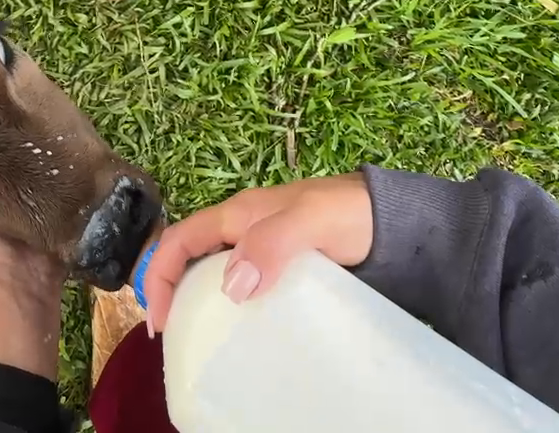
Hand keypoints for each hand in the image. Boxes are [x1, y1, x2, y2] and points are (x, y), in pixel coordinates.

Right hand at [140, 173, 373, 333]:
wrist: (399, 221)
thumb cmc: (351, 214)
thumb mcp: (312, 220)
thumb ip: (271, 244)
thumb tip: (231, 286)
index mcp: (240, 214)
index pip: (181, 239)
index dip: (159, 274)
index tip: (160, 322)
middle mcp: (246, 230)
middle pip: (192, 258)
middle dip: (173, 292)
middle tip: (176, 339)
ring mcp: (267, 252)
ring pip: (218, 276)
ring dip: (203, 304)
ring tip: (206, 345)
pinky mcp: (288, 272)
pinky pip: (249, 291)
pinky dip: (236, 313)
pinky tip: (248, 340)